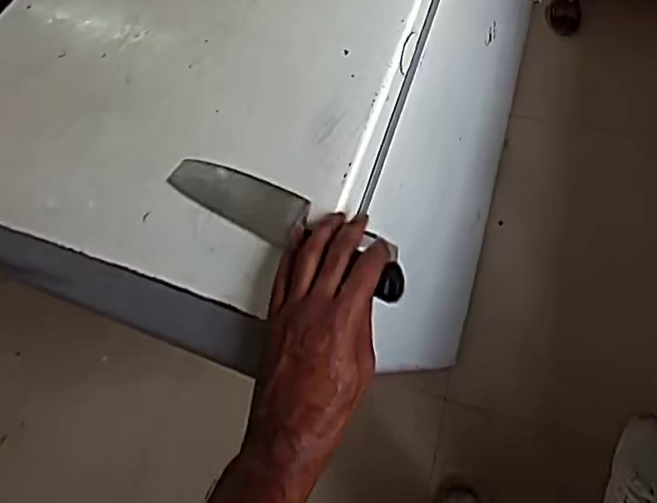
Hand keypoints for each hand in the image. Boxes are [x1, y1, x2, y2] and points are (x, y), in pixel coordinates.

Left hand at [218, 214, 391, 502]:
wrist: (286, 435)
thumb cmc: (322, 412)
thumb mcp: (363, 367)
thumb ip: (364, 325)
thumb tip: (365, 302)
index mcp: (342, 320)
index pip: (365, 269)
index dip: (378, 252)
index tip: (382, 248)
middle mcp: (315, 308)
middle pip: (336, 252)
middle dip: (352, 231)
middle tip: (360, 221)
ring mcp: (291, 310)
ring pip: (306, 254)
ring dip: (323, 231)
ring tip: (333, 220)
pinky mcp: (274, 317)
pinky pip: (282, 273)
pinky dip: (291, 251)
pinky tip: (297, 239)